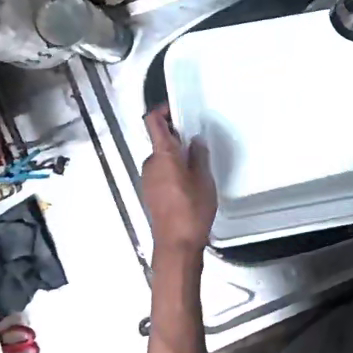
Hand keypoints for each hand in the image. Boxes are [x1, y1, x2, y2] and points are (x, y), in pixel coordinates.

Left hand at [143, 107, 216, 259]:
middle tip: (199, 139)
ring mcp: (148, 179)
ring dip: (177, 154)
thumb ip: (199, 156)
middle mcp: (150, 164)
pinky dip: (174, 168)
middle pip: (160, 140)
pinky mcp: (152, 192)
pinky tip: (191, 180)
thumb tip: (195, 140)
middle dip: (177, 136)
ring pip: (162, 157)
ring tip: (200, 162)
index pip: (153, 122)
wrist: (176, 244)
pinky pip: (162, 171)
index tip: (177, 108)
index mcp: (162, 155)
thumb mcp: (204, 179)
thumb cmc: (192, 209)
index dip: (162, 110)